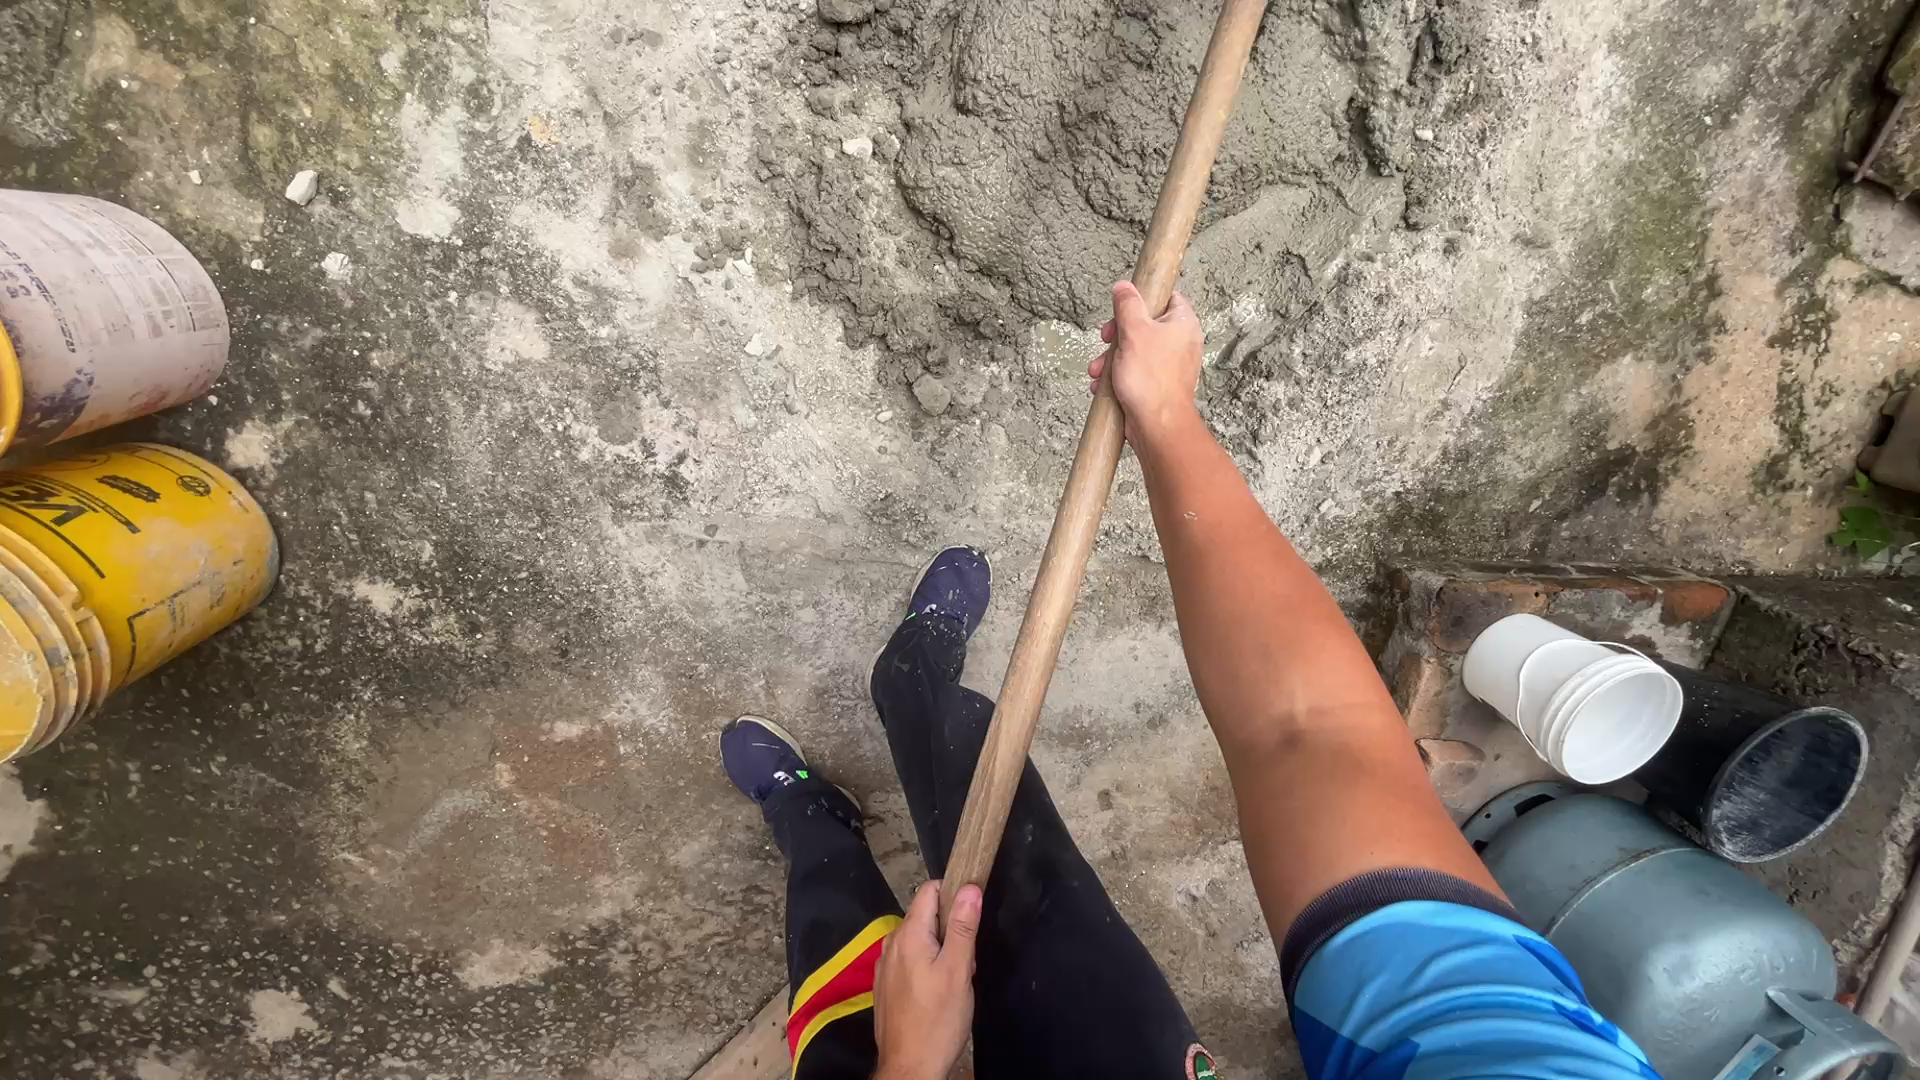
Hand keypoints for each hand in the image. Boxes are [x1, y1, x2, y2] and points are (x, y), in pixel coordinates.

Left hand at [872, 880, 981, 1079]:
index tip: (971, 918)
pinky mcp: (885, 985)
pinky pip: (909, 960)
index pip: (930, 889)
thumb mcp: (958, 970)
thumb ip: (963, 926)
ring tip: (955, 980)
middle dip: (950, 929)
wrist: (909, 1071)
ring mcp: (885, 965)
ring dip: (939, 950)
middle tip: (966, 961)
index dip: (953, 894)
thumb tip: (970, 886)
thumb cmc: (937, 1020)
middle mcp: (892, 943)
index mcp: (908, 933)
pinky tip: (937, 994)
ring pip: (919, 939)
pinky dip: (926, 966)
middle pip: (925, 915)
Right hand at [1087, 280, 1203, 447]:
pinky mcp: (1155, 385)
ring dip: (1111, 359)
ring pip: (1133, 351)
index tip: (1123, 307)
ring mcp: (1168, 366)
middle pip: (1143, 326)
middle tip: (1107, 340)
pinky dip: (1116, 377)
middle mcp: (1179, 343)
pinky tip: (1104, 385)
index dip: (1141, 301)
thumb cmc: (1152, 381)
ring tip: (1099, 370)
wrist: (1156, 425)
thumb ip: (1127, 305)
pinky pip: (1133, 373)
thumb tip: (1124, 287)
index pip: (1165, 298)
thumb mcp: (1133, 331)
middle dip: (1117, 336)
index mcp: (1182, 324)